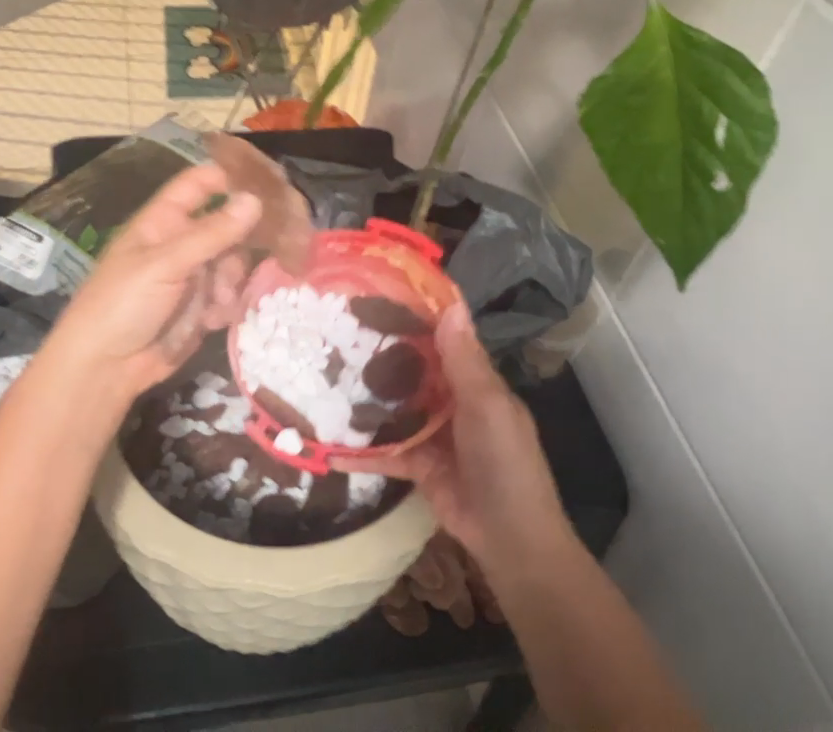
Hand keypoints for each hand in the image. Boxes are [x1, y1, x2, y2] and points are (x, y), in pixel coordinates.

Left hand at [40, 163, 261, 398]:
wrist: (105, 369)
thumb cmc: (122, 304)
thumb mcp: (165, 264)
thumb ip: (212, 233)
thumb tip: (255, 199)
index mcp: (162, 222)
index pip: (199, 185)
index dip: (228, 177)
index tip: (267, 182)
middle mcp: (180, 244)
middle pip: (226, 227)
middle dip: (239, 244)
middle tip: (240, 262)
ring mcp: (192, 278)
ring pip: (232, 265)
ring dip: (231, 282)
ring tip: (218, 303)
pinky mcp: (201, 309)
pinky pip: (229, 297)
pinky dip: (225, 308)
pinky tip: (212, 322)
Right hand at [336, 304, 575, 570]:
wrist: (510, 537)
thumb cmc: (505, 462)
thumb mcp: (486, 407)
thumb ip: (464, 361)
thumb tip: (452, 304)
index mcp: (475, 382)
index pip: (443, 341)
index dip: (416, 320)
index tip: (377, 295)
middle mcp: (453, 402)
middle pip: (413, 373)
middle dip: (381, 357)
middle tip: (335, 335)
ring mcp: (434, 435)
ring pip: (395, 410)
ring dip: (366, 402)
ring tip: (322, 382)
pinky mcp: (418, 466)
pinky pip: (386, 452)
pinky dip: (361, 453)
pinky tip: (329, 449)